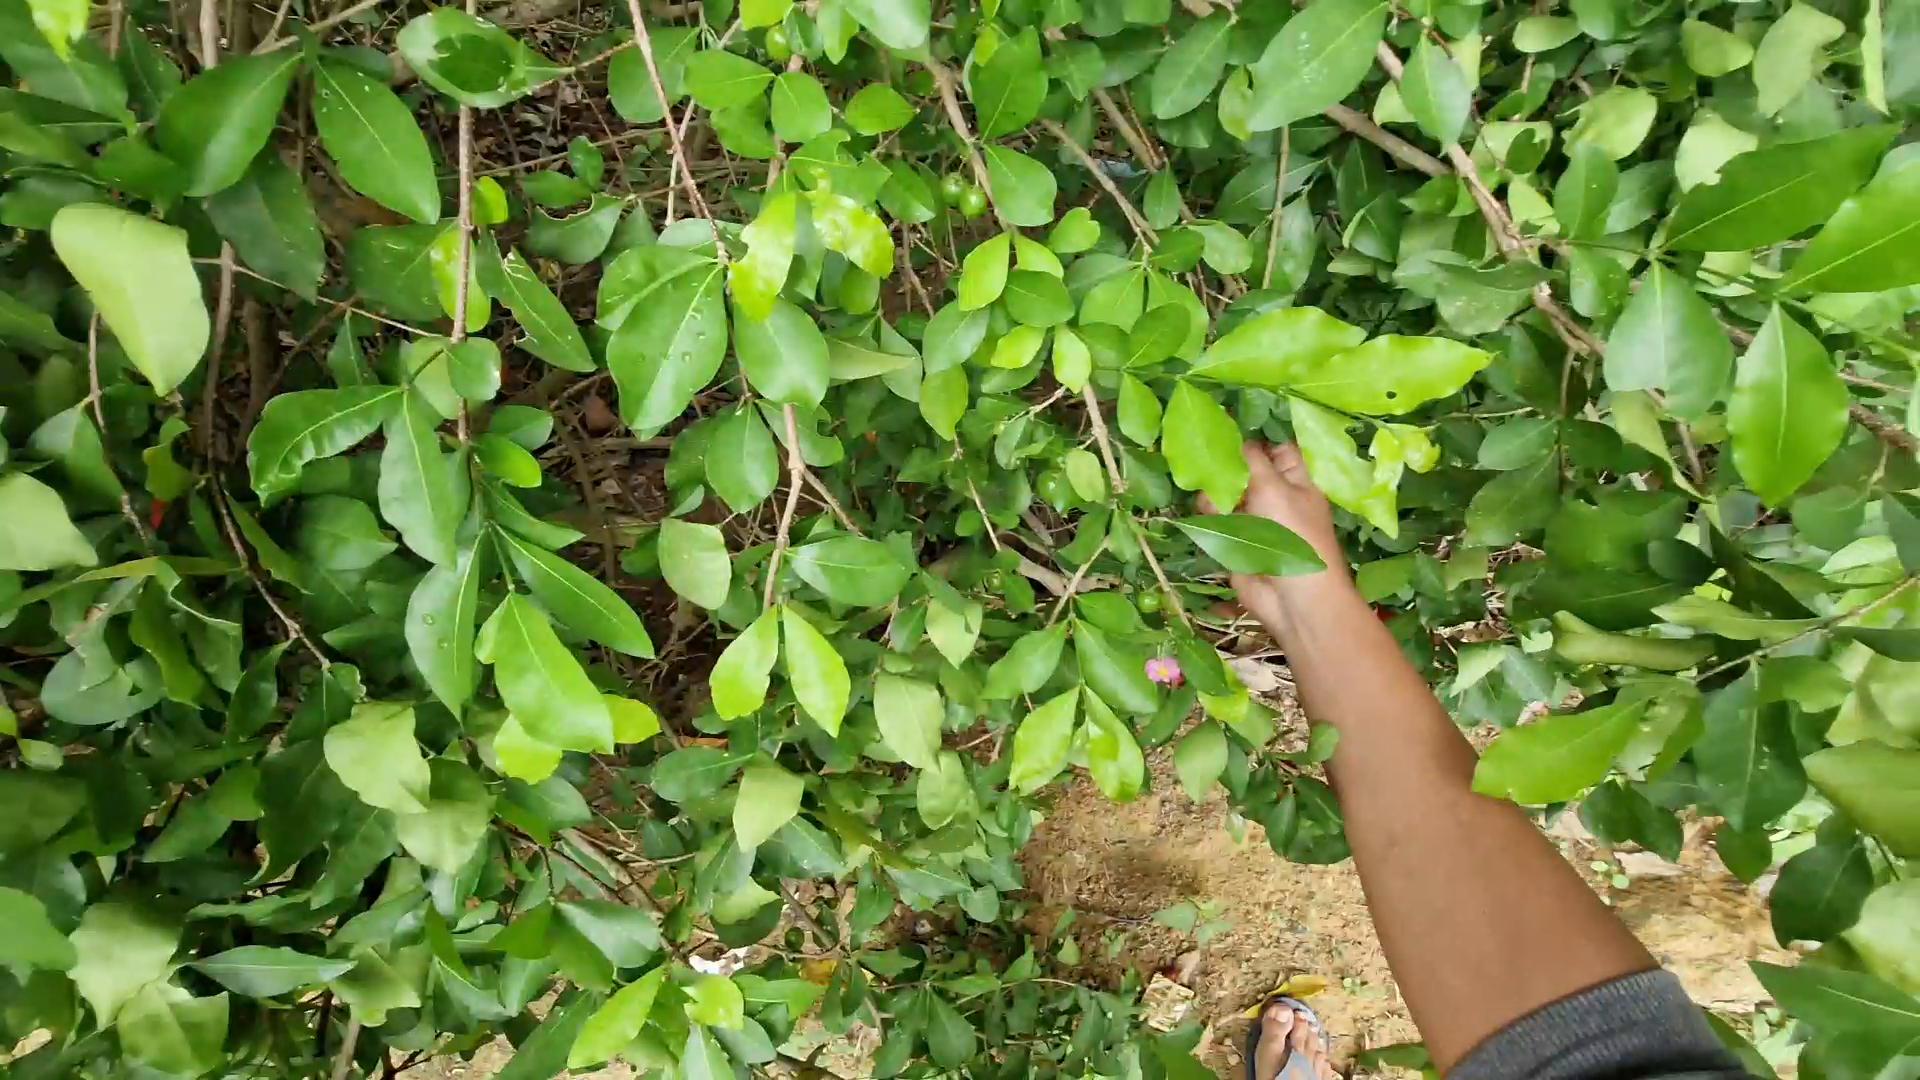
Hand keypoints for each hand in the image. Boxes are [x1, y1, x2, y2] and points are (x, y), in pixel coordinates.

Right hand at [1201, 442, 1349, 634]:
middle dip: (1226, 466)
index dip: (1256, 438)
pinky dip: (1210, 516)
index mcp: (1296, 481)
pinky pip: (1216, 519)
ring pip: (1225, 494)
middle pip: (1244, 470)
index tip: (1227, 424)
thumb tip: (1234, 437)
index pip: (1277, 448)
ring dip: (1215, 493)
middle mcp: (1274, 496)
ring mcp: (1253, 518)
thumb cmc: (1294, 535)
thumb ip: (1251, 460)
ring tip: (1214, 500)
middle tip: (1206, 457)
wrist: (1291, 597)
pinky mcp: (1234, 539)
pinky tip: (1209, 517)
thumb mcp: (1274, 488)